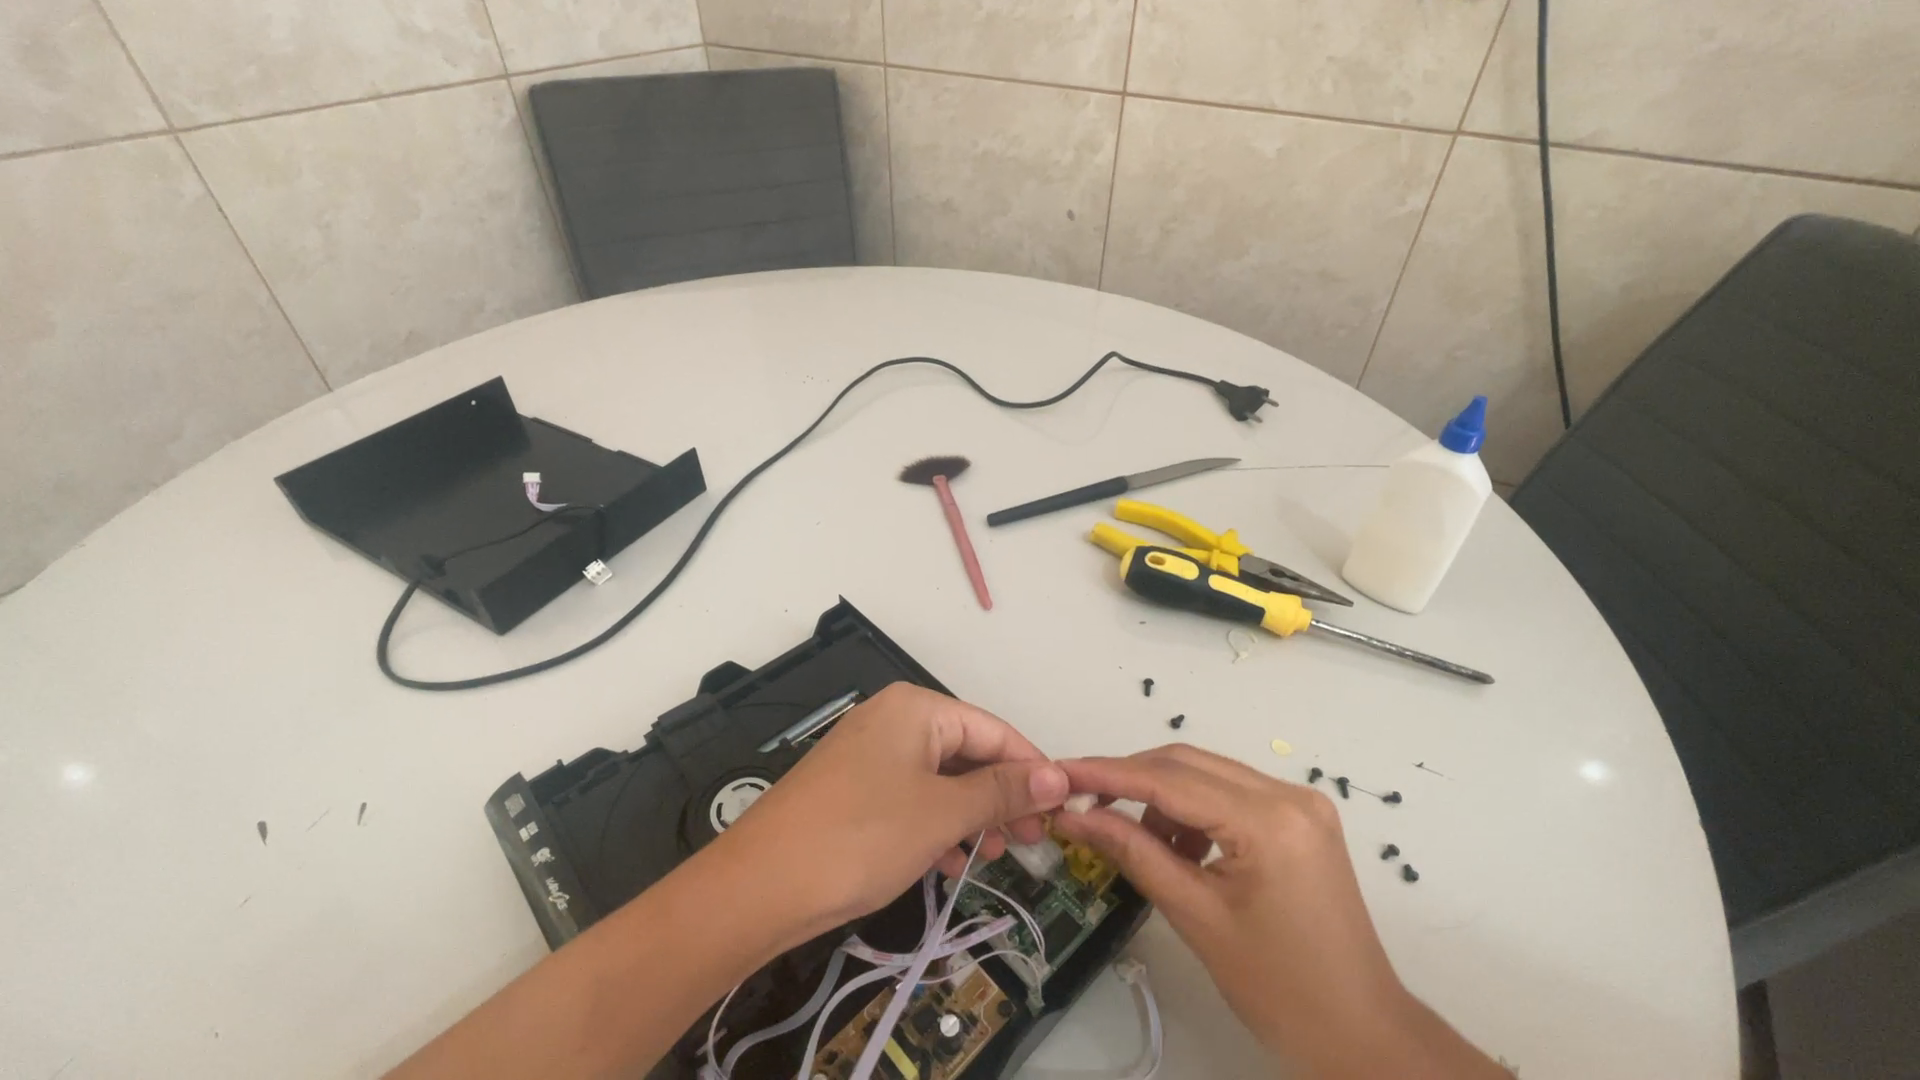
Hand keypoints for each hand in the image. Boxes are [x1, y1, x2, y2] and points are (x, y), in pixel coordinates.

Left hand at [712, 682, 1069, 932]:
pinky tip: (949, 864)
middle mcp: (892, 721)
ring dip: (972, 816)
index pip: (993, 730)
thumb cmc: (861, 837)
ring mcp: (868, 756)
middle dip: (1002, 797)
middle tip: (1034, 841)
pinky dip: (936, 827)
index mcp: (915, 709)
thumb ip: (1002, 791)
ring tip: (995, 856)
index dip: (1032, 769)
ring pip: (940, 781)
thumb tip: (1059, 777)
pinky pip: (910, 799)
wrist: (759, 887)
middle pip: (967, 754)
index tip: (1065, 811)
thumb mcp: (942, 814)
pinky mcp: (852, 791)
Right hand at [1053, 745, 1504, 1078]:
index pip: (1170, 780)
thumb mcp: (1194, 915)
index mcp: (1269, 820)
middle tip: (1079, 798)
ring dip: (1160, 794)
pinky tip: (1174, 845)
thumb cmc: (1277, 985)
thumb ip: (1133, 852)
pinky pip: (1230, 793)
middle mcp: (1289, 793)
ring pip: (1207, 773)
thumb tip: (1073, 815)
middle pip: (1188, 763)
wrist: (1359, 1030)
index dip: (1107, 773)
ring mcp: (1300, 802)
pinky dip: (1192, 809)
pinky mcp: (1300, 817)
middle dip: (1129, 776)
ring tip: (1128, 835)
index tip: (1058, 772)